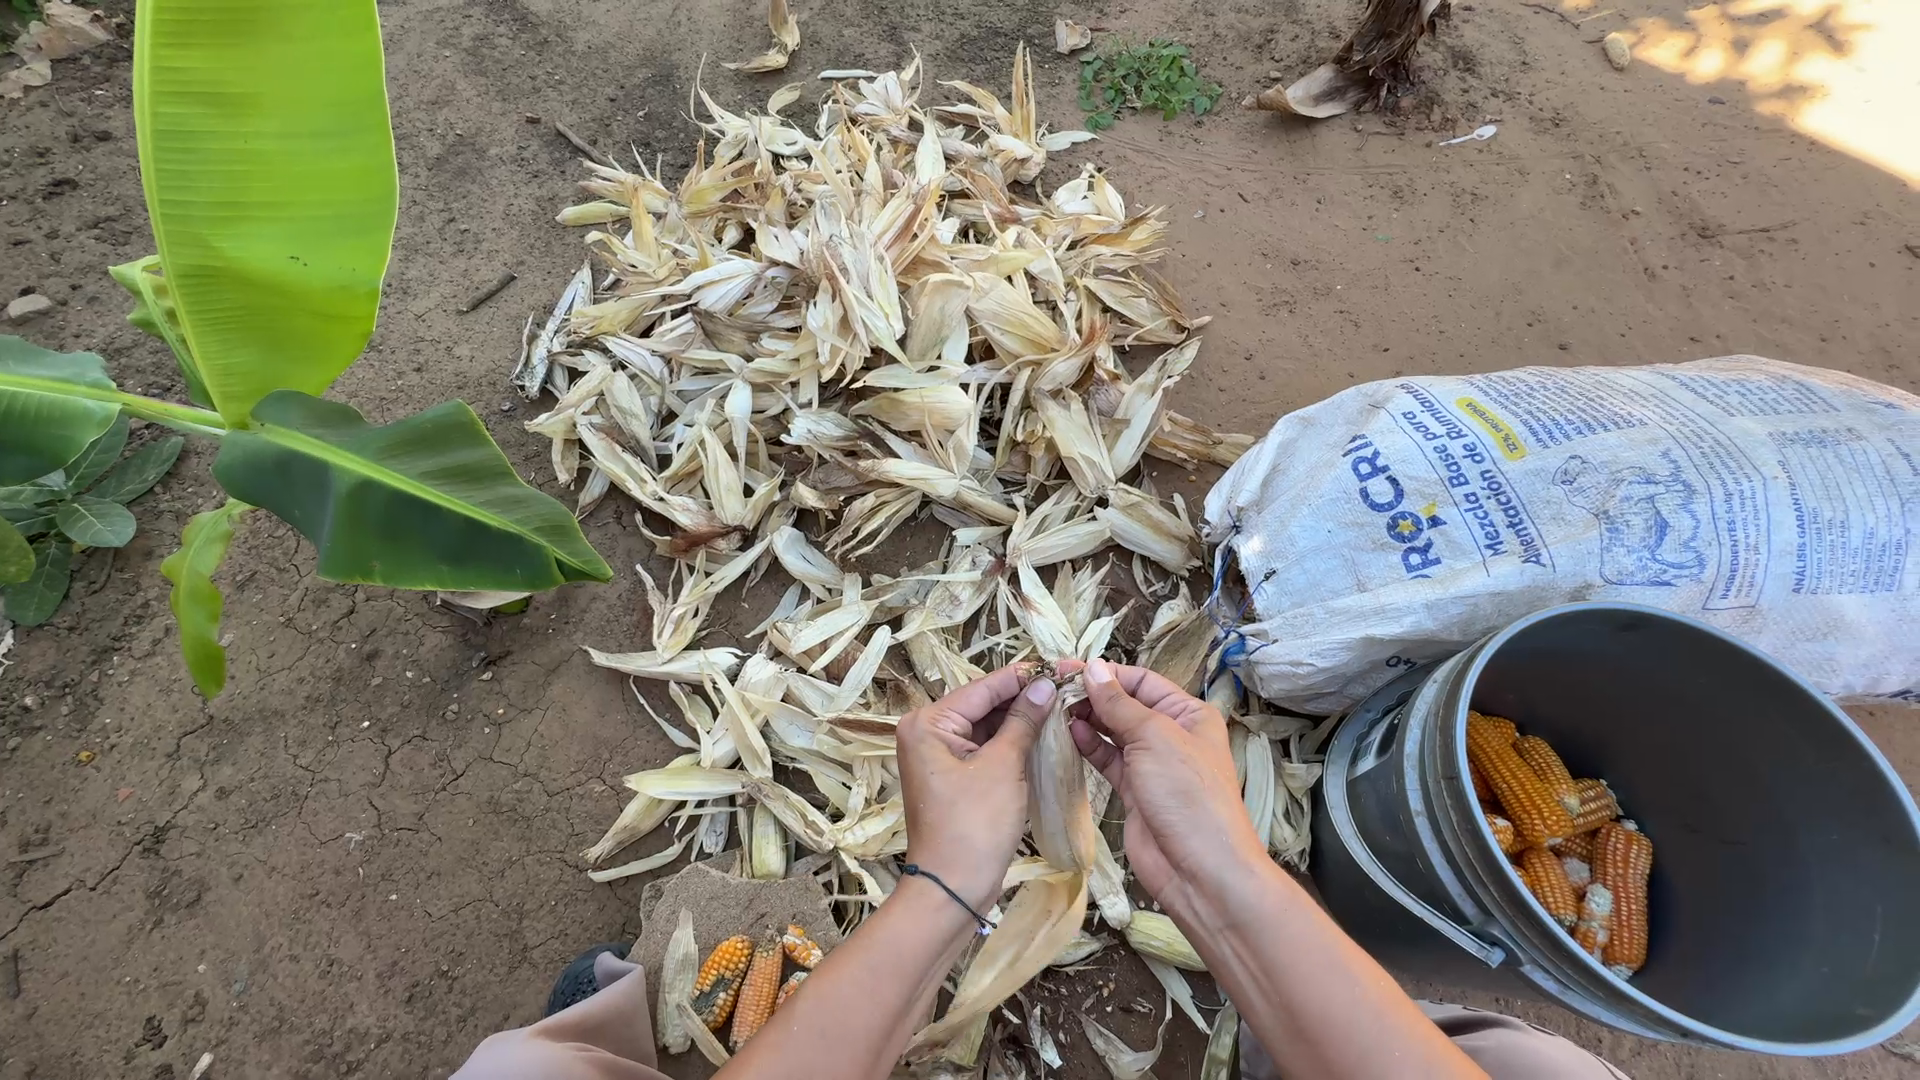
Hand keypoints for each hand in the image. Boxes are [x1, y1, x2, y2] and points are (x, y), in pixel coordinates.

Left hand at [895, 665, 1055, 909]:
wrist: (952, 889)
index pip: (982, 688)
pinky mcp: (951, 774)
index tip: (1058, 667)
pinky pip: (982, 747)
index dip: (1022, 677)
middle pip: (982, 704)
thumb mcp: (1003, 766)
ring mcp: (936, 754)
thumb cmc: (975, 825)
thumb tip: (1044, 685)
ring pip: (984, 725)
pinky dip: (1009, 741)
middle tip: (1064, 688)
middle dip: (1021, 698)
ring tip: (1059, 706)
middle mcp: (926, 731)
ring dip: (1018, 719)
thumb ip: (1023, 720)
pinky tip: (1040, 733)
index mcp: (928, 722)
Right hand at [1065, 658, 1267, 920]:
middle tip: (1053, 688)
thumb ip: (1118, 703)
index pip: (1142, 681)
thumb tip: (1092, 667)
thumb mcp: (1154, 737)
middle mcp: (1171, 734)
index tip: (1067, 668)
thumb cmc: (1187, 793)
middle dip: (1093, 695)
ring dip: (1087, 719)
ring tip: (1055, 709)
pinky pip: (1108, 759)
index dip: (1106, 674)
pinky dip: (1089, 746)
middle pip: (1125, 704)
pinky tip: (1069, 734)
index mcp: (1188, 714)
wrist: (1200, 870)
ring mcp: (1152, 764)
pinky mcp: (1134, 791)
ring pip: (1113, 732)